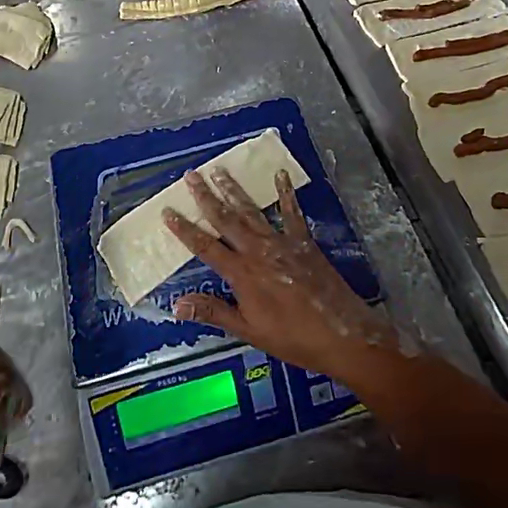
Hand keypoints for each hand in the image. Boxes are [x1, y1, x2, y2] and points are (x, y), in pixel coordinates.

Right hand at [162, 168, 397, 380]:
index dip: (185, 229)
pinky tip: (279, 175)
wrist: (339, 333)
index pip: (205, 247)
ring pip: (252, 211)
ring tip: (220, 170)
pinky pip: (292, 212)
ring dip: (235, 190)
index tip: (168, 211)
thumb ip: (214, 312)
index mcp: (242, 273)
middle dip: (206, 197)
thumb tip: (177, 304)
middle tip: (191, 176)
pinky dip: (285, 193)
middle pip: (227, 219)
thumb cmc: (291, 337)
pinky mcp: (303, 241)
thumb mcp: (248, 330)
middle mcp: (259, 251)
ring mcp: (282, 242)